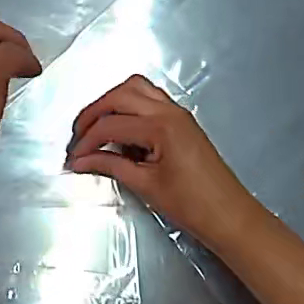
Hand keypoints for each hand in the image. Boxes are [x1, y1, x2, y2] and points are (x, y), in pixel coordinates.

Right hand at [65, 75, 265, 249]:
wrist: (230, 215)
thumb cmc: (191, 205)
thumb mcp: (145, 186)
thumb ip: (111, 166)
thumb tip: (81, 160)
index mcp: (160, 127)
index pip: (111, 125)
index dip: (87, 141)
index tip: (73, 158)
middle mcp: (168, 110)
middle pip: (119, 95)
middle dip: (94, 112)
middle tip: (79, 135)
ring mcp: (177, 111)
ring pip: (135, 88)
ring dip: (112, 101)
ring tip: (96, 126)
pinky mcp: (181, 118)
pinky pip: (149, 96)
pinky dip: (129, 103)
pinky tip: (121, 126)